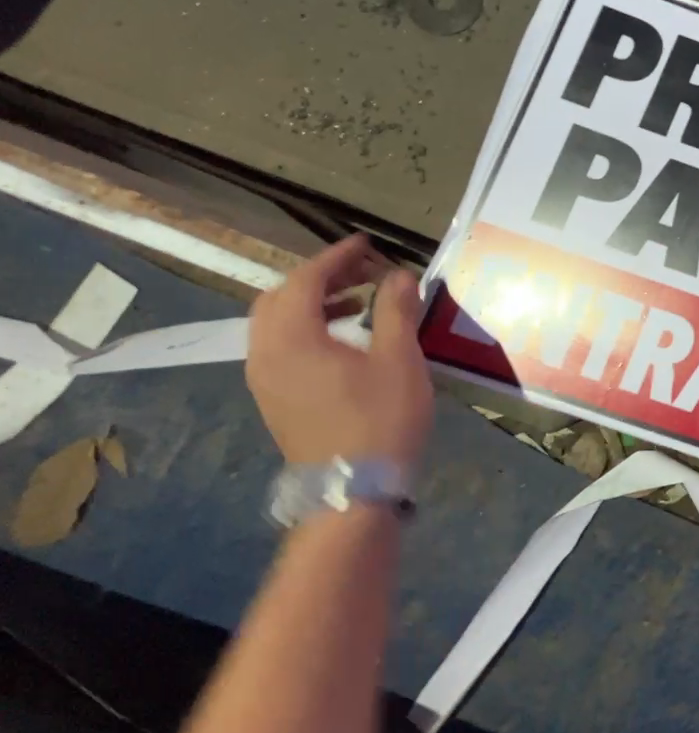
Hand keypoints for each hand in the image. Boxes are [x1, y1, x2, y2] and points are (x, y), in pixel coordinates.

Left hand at [246, 234, 433, 471]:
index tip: (365, 244)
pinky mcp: (275, 398)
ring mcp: (265, 379)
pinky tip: (344, 338)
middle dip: (317, 278)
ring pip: (275, 324)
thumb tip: (397, 275)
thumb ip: (395, 311)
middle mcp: (265, 354)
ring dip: (311, 304)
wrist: (354, 487)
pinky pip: (281, 347)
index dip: (333, 258)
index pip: (302, 282)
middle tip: (361, 270)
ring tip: (357, 301)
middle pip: (277, 299)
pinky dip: (307, 328)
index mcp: (291, 340)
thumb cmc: (380, 418)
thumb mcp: (399, 359)